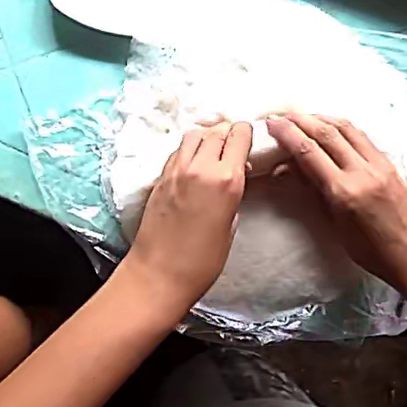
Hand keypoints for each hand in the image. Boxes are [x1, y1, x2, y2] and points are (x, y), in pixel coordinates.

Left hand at [119, 121, 252, 313]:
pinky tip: (194, 164)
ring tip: (213, 152)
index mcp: (226, 180)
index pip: (238, 136)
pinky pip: (178, 151)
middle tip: (234, 146)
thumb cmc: (201, 261)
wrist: (158, 275)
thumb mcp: (231, 226)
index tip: (249, 139)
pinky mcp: (160, 178)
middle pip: (216, 131)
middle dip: (228, 134)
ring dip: (207, 137)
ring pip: (194, 135)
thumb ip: (234, 195)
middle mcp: (200, 168)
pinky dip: (189, 150)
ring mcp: (176, 171)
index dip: (245, 134)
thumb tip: (234, 179)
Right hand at [266, 113, 406, 288]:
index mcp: (343, 192)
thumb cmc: (372, 252)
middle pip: (325, 133)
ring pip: (345, 128)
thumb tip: (288, 168)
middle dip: (299, 119)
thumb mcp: (335, 225)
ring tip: (301, 116)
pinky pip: (361, 136)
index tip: (270, 123)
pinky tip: (330, 126)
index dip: (286, 133)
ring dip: (320, 117)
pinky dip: (341, 126)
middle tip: (279, 114)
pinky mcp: (389, 163)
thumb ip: (313, 192)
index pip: (308, 152)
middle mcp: (361, 172)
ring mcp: (378, 164)